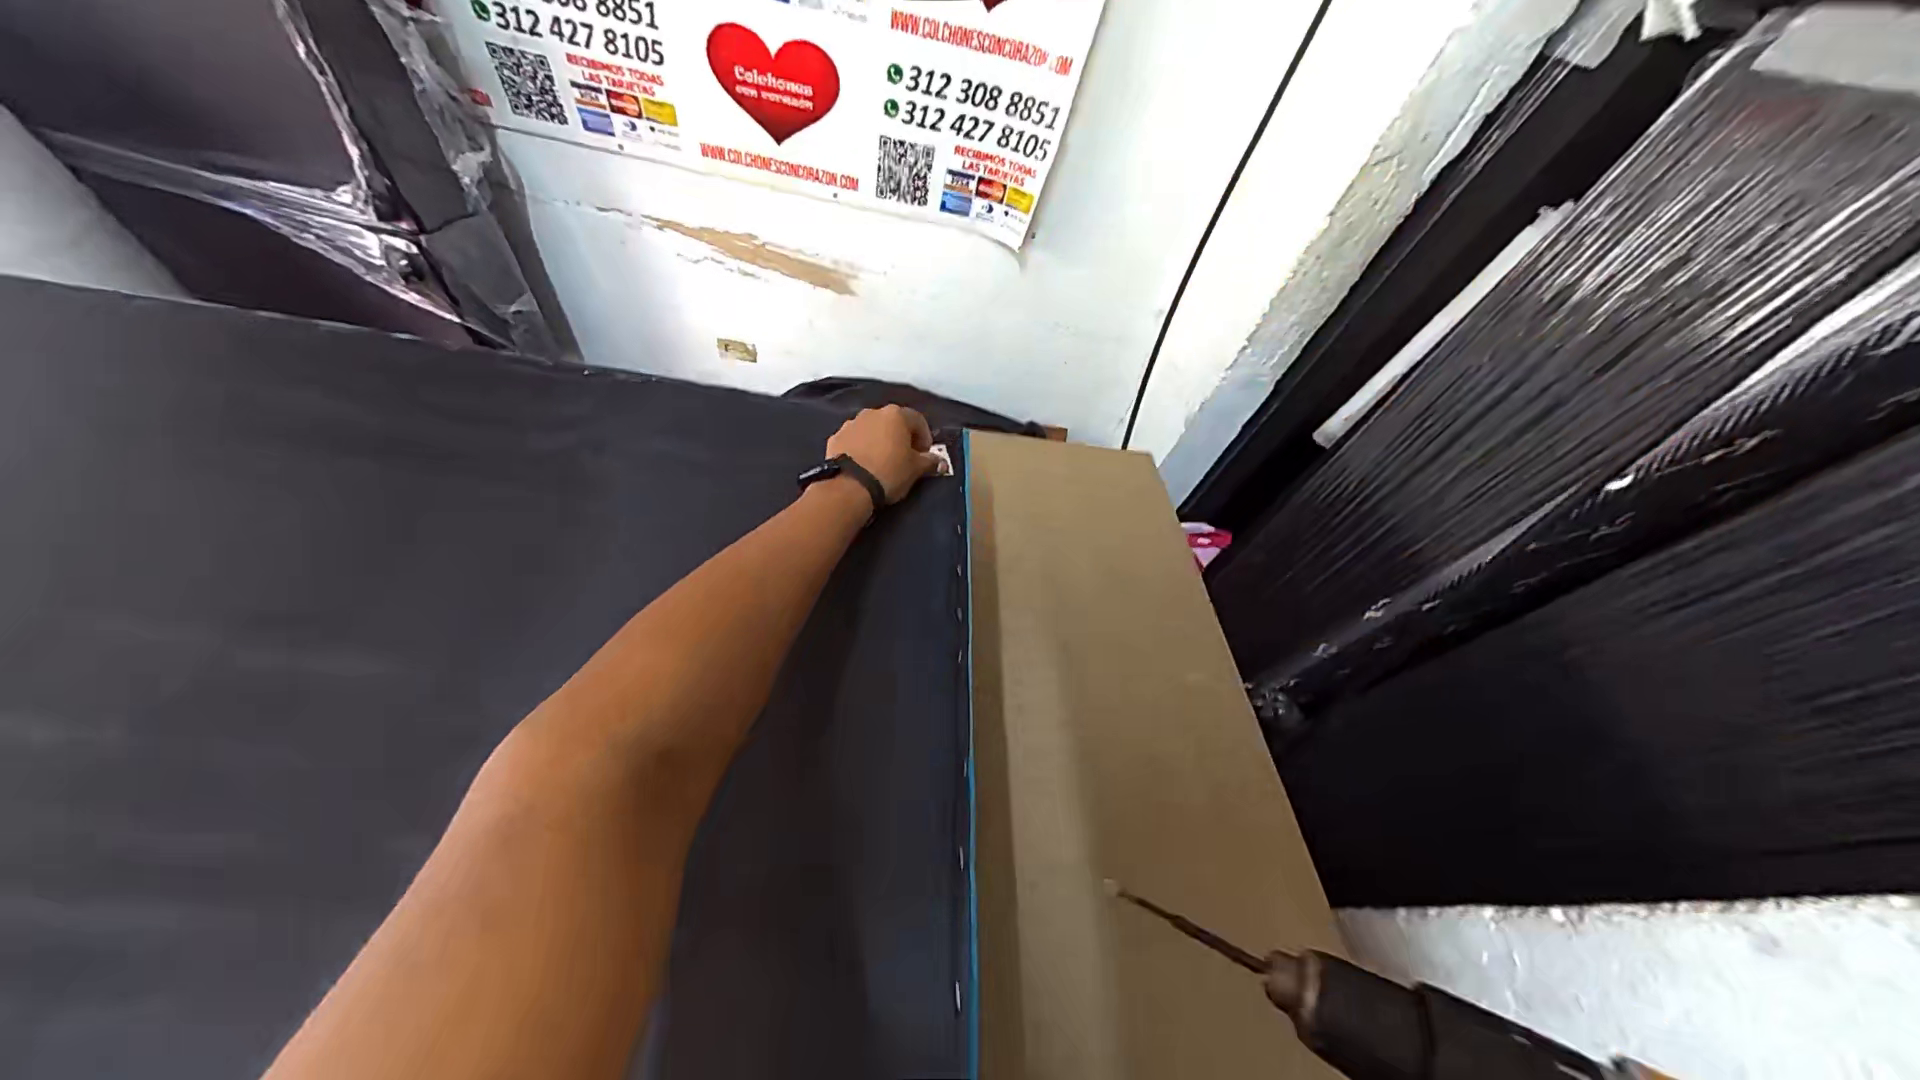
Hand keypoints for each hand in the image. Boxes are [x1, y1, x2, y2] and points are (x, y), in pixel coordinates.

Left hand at [826, 405, 942, 503]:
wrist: (849, 486)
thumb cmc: (889, 472)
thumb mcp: (915, 469)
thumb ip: (930, 462)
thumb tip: (940, 462)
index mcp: (896, 415)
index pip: (918, 420)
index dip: (925, 437)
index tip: (925, 455)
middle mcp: (873, 413)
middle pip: (893, 422)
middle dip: (901, 437)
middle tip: (905, 457)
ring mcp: (851, 423)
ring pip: (872, 429)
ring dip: (880, 441)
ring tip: (882, 461)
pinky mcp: (836, 438)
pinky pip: (855, 440)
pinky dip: (862, 448)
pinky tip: (864, 464)